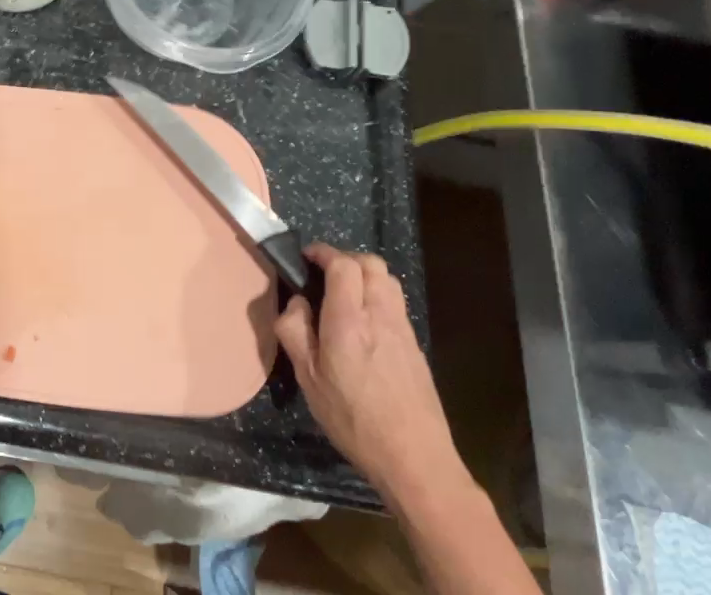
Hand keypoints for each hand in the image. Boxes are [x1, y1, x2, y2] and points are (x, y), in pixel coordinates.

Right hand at [276, 244, 466, 503]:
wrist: (414, 458)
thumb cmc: (352, 418)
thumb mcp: (307, 379)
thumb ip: (294, 332)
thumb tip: (296, 303)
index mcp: (349, 321)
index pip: (344, 265)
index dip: (324, 253)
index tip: (305, 256)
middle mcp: (380, 317)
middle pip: (372, 264)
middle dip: (346, 259)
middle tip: (323, 273)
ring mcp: (403, 331)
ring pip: (388, 282)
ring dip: (365, 276)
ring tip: (342, 295)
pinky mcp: (415, 347)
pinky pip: (396, 305)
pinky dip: (377, 298)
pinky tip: (362, 325)